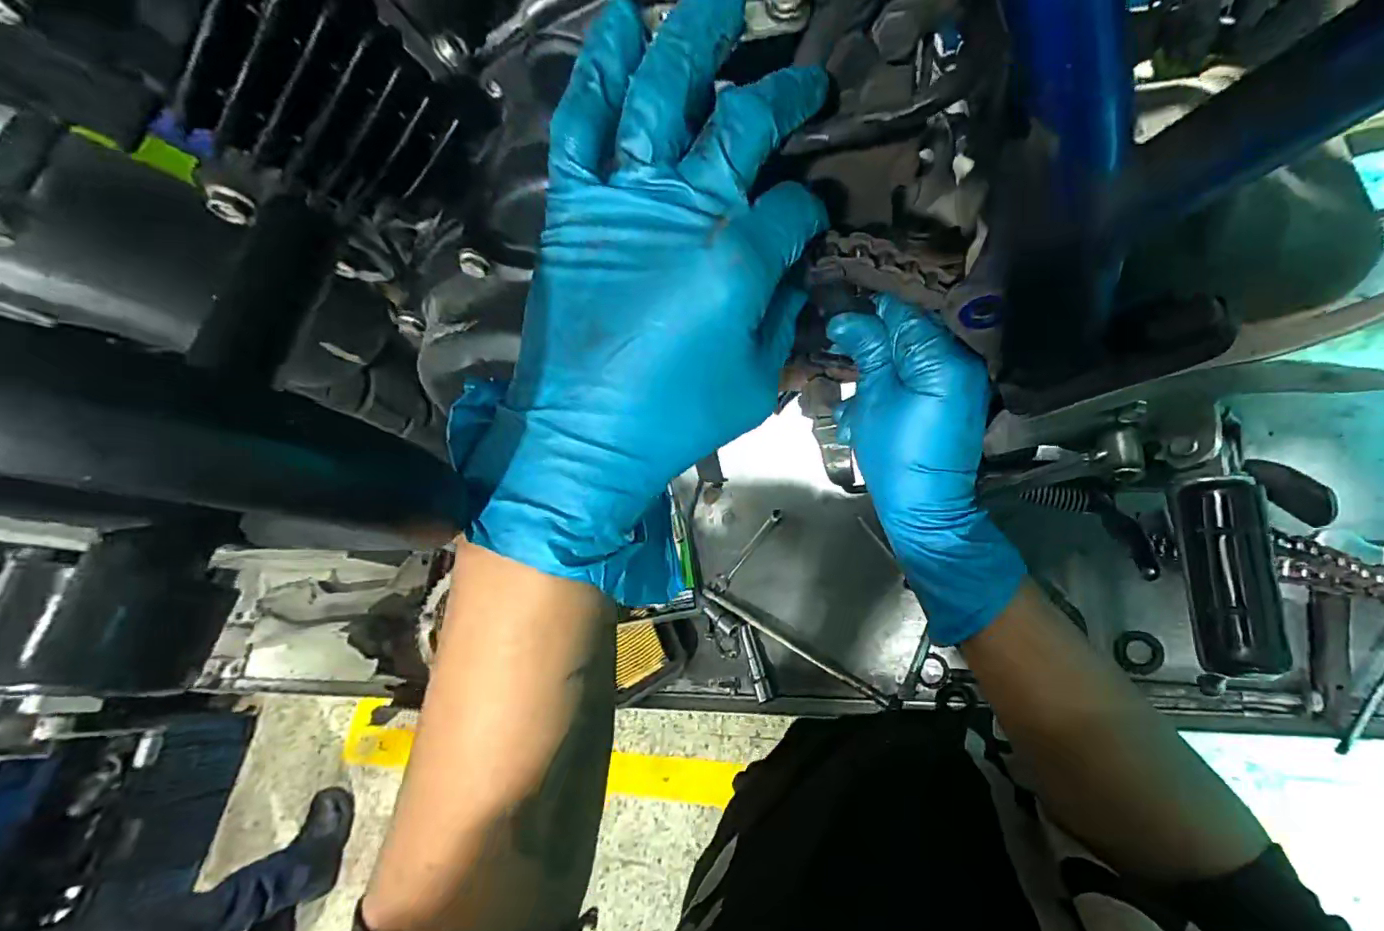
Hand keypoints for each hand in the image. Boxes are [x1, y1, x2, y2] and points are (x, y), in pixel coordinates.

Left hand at [468, 0, 828, 585]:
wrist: (583, 435)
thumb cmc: (671, 418)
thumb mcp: (754, 382)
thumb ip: (780, 318)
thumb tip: (791, 275)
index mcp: (738, 256)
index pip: (791, 207)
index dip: (808, 209)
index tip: (808, 217)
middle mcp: (686, 209)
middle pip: (740, 121)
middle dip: (780, 92)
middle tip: (799, 74)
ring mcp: (625, 200)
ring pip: (660, 93)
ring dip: (689, 37)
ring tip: (711, 3)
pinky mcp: (575, 208)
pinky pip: (582, 122)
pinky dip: (597, 68)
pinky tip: (619, 25)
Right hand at [828, 295, 1024, 644]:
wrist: (926, 507)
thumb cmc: (896, 457)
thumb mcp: (873, 402)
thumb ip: (867, 353)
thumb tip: (847, 317)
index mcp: (944, 357)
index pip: (903, 311)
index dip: (867, 307)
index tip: (836, 306)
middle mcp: (961, 360)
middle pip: (911, 328)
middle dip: (872, 333)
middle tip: (836, 339)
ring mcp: (961, 380)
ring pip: (913, 351)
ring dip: (880, 358)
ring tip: (848, 371)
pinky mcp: (954, 398)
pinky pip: (922, 372)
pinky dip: (895, 376)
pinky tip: (867, 389)